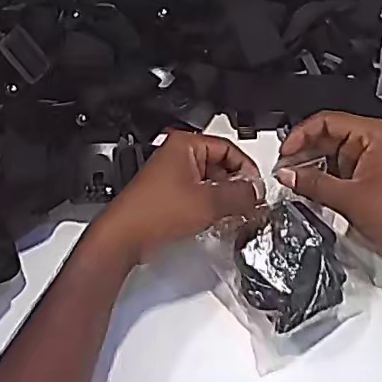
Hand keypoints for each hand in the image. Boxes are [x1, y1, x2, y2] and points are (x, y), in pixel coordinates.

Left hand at [88, 132, 262, 266]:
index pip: (229, 148)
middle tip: (249, 204)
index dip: (246, 168)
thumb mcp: (209, 202)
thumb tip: (256, 191)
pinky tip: (216, 220)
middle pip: (220, 164)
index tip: (257, 189)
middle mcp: (177, 156)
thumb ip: (240, 194)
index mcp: (185, 145)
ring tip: (234, 215)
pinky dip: (210, 206)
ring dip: (224, 198)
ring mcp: (171, 175)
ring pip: (210, 182)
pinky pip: (197, 195)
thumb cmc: (152, 212)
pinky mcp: (168, 195)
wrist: (125, 236)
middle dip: (236, 185)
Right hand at [277, 111, 381, 286]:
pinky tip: (307, 195)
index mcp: (371, 135)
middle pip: (324, 139)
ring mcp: (369, 166)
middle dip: (302, 154)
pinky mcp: (368, 187)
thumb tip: (285, 174)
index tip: (284, 154)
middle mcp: (370, 146)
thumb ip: (313, 184)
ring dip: (309, 171)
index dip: (300, 135)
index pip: (324, 122)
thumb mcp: (352, 199)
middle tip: (282, 172)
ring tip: (291, 185)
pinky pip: (337, 178)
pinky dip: (321, 185)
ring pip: (328, 160)